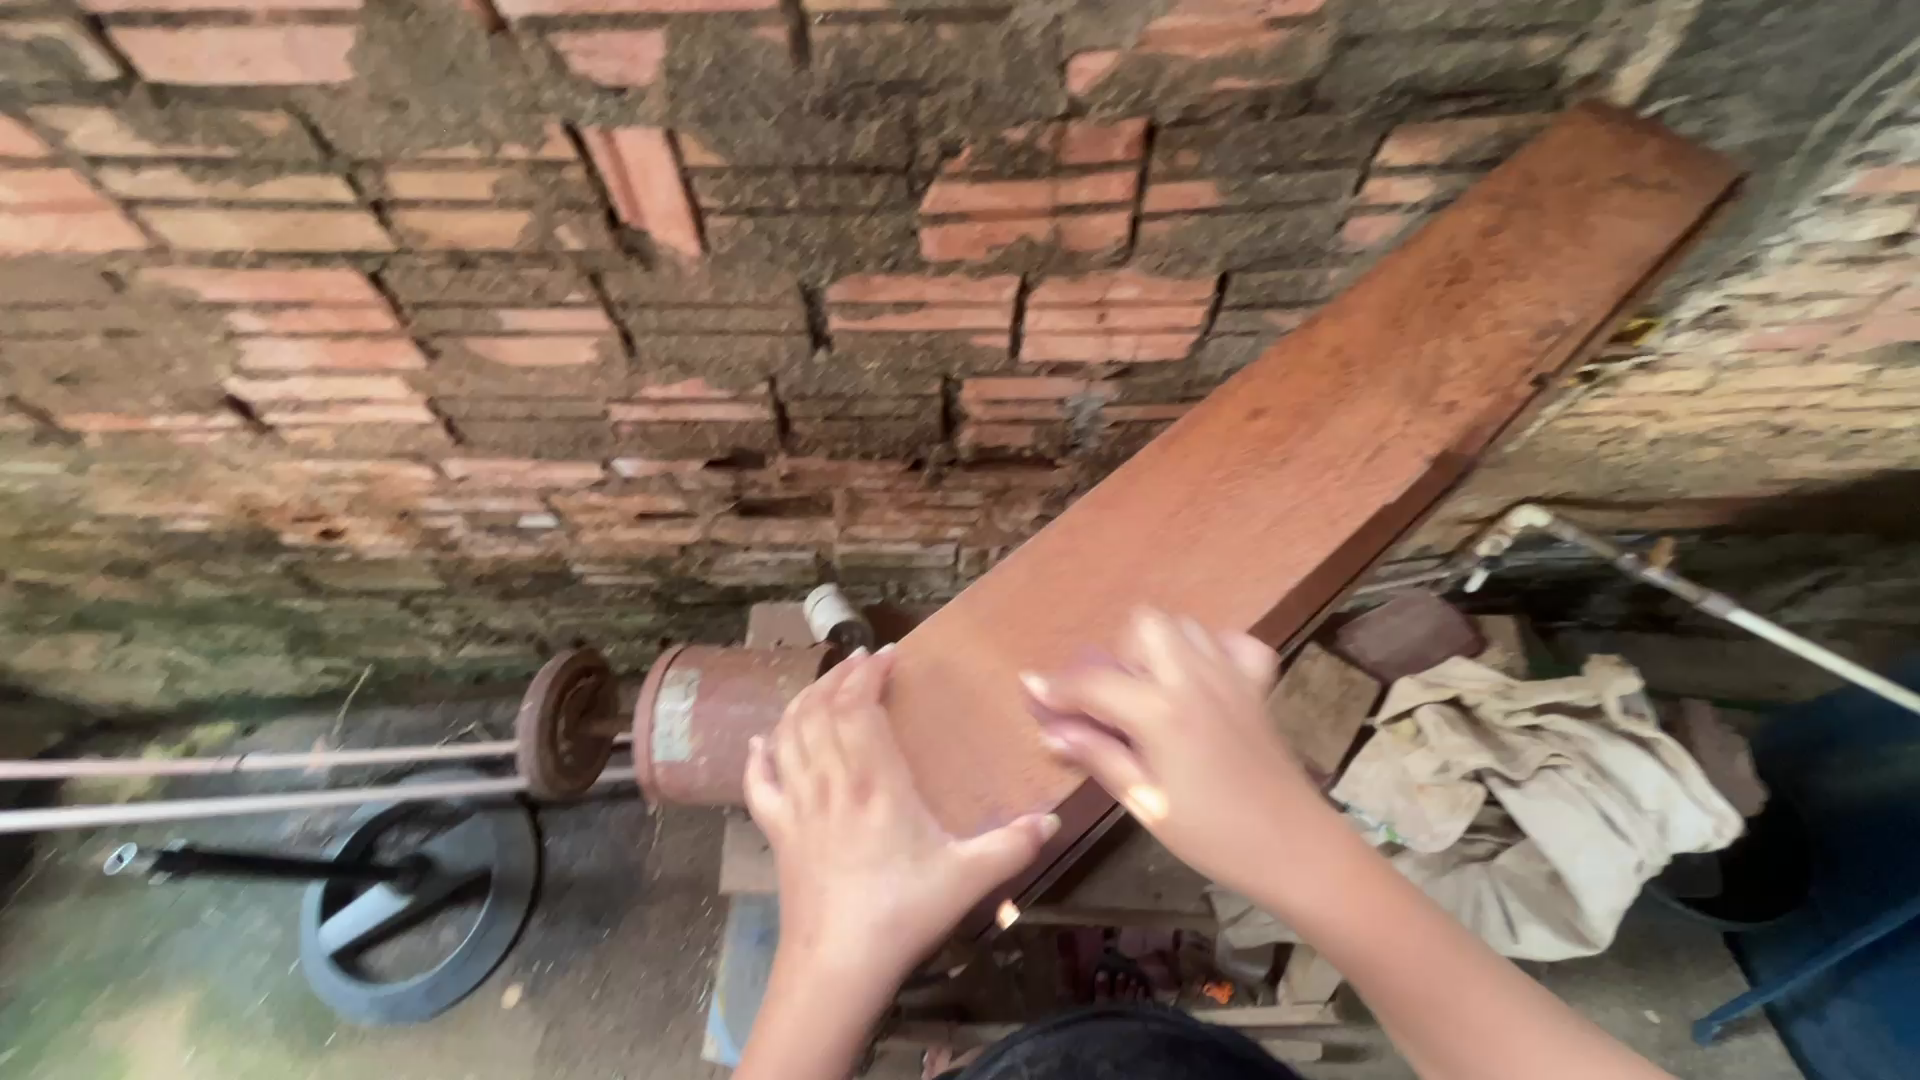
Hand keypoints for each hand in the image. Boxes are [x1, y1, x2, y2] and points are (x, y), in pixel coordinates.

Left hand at [744, 646, 1059, 987]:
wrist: (836, 970)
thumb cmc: (902, 915)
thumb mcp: (967, 879)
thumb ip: (1012, 846)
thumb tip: (1054, 820)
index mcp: (874, 783)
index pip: (858, 708)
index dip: (867, 674)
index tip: (886, 655)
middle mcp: (830, 782)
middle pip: (820, 711)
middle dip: (837, 678)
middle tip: (859, 661)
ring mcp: (797, 806)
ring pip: (788, 735)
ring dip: (802, 702)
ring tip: (822, 686)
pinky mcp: (777, 833)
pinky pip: (759, 783)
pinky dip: (758, 755)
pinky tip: (761, 741)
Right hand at [1020, 607, 1338, 896]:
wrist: (1297, 850)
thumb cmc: (1214, 835)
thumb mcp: (1145, 801)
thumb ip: (1098, 756)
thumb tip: (1051, 732)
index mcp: (1162, 710)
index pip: (1094, 683)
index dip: (1057, 687)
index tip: (1032, 689)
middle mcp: (1195, 677)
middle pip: (1144, 625)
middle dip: (1118, 654)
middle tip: (1113, 700)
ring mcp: (1231, 676)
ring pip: (1184, 626)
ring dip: (1157, 648)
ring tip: (1150, 691)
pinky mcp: (1256, 686)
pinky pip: (1232, 644)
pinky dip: (1209, 651)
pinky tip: (1199, 682)